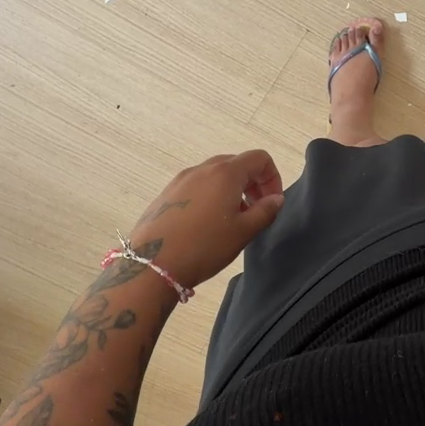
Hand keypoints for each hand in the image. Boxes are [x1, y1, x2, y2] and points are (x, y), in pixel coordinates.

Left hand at [126, 151, 285, 288]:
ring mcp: (180, 180)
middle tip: (256, 208)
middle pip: (237, 163)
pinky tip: (206, 223)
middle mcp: (202, 169)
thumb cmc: (204, 246)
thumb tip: (276, 199)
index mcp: (225, 173)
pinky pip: (196, 185)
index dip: (273, 177)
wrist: (149, 267)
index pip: (259, 158)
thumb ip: (265, 211)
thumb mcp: (244, 232)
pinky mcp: (165, 195)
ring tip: (231, 218)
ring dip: (231, 189)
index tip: (272, 201)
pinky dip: (210, 195)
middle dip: (252, 182)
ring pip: (215, 174)